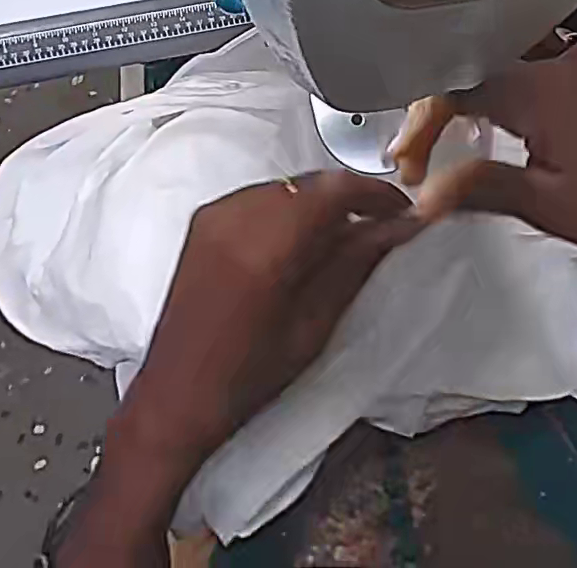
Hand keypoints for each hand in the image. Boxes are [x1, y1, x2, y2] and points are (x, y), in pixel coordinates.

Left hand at [60, 174, 424, 566]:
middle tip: (381, 222)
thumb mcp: (313, 324)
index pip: (333, 190)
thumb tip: (396, 228)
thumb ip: (355, 264)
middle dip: (350, 196)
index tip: (401, 208)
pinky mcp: (205, 218)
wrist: (175, 394)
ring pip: (287, 184)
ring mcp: (216, 212)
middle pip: (311, 182)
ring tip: (345, 232)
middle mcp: (237, 216)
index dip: (375, 192)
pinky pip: (261, 194)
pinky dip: (290, 205)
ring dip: (321, 200)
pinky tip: (303, 236)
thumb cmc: (247, 375)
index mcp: (266, 246)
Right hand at [404, 0, 576, 295]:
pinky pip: (504, 83)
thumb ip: (478, 186)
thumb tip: (423, 196)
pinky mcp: (566, 86)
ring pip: (482, 77)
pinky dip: (476, 105)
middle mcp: (547, 70)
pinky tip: (465, 129)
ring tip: (426, 146)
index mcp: (539, 91)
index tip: (409, 165)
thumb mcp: (545, 203)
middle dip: (428, 116)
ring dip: (449, 108)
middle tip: (411, 160)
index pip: (456, 90)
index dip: (422, 124)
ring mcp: (558, 73)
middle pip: (464, 76)